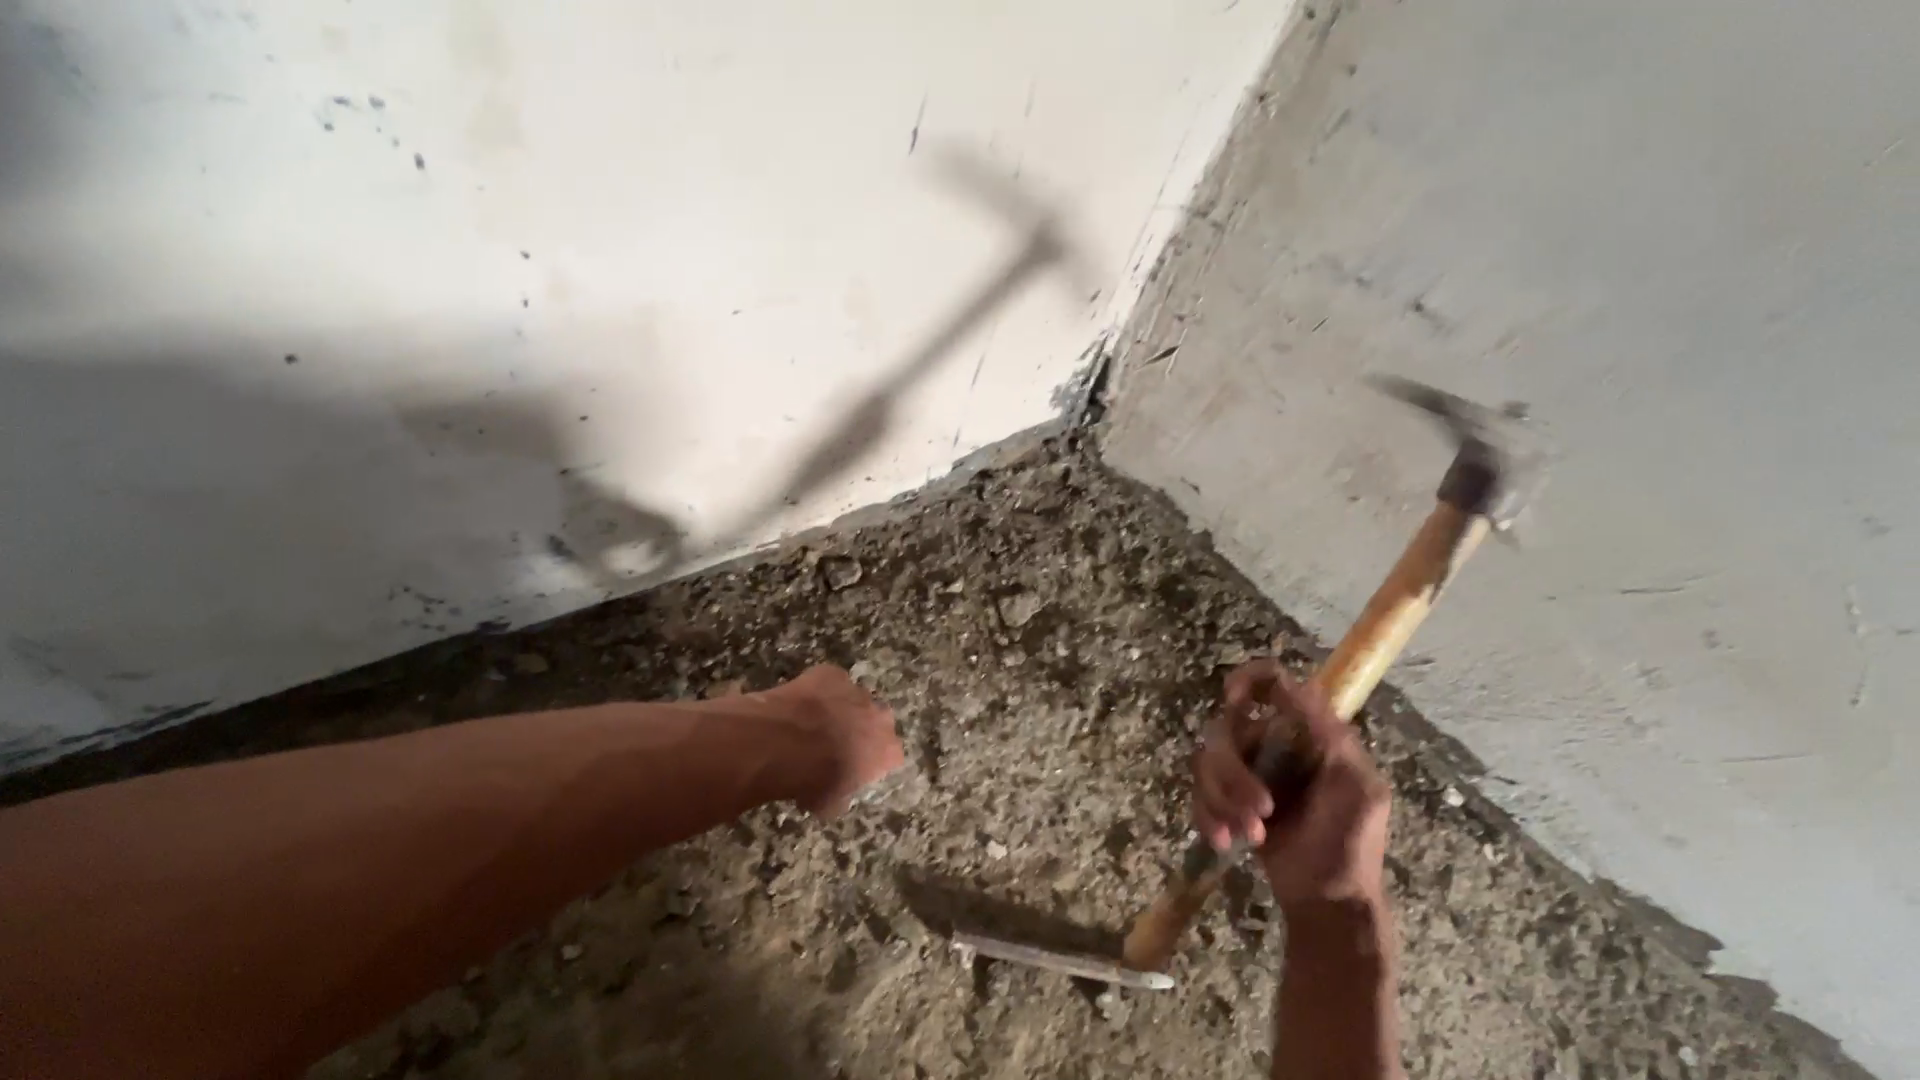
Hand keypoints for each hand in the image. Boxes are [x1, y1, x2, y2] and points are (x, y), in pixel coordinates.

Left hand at [768, 664, 904, 816]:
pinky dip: (819, 690)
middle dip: (862, 729)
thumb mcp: (830, 804)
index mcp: (887, 751)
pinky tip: (801, 703)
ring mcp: (857, 691)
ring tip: (813, 721)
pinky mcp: (832, 673)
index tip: (857, 767)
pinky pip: (830, 681)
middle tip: (837, 742)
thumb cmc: (811, 781)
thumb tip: (836, 793)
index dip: (874, 760)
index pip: (892, 755)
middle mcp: (880, 717)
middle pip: (878, 721)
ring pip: (854, 698)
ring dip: (840, 708)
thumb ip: (843, 793)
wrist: (784, 743)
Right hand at [1193, 661, 1390, 906]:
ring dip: (1222, 800)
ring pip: (1206, 761)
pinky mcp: (1226, 801)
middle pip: (1226, 729)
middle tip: (1262, 812)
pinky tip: (1226, 842)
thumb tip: (1299, 687)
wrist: (1327, 904)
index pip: (1272, 682)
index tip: (1234, 703)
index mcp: (1307, 732)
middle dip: (1234, 775)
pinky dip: (1208, 815)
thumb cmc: (1351, 845)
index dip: (1246, 679)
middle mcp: (1271, 743)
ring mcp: (1246, 772)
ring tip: (1249, 836)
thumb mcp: (1357, 787)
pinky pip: (1198, 791)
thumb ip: (1331, 737)